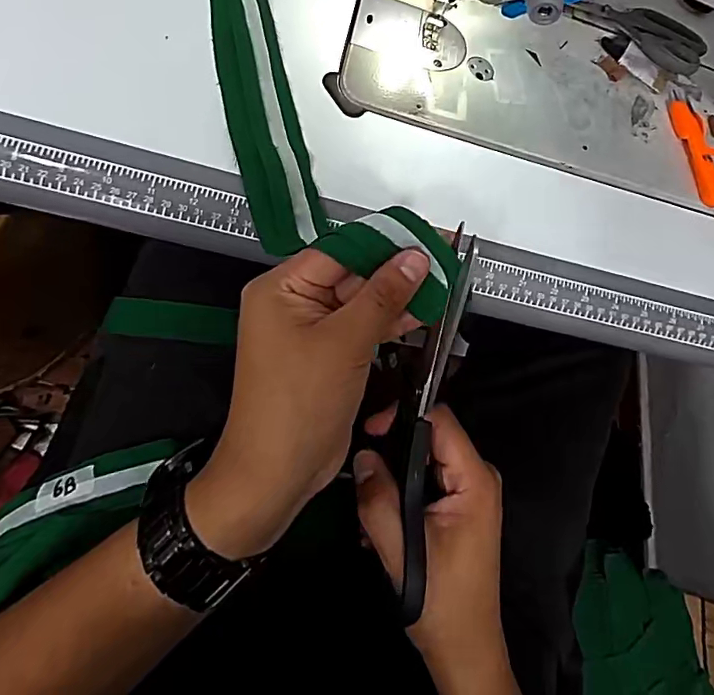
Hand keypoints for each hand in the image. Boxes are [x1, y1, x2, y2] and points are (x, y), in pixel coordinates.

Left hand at [186, 246, 429, 561]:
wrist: (277, 474)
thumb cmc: (291, 410)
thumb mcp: (344, 342)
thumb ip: (383, 296)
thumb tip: (412, 261)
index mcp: (281, 289)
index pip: (340, 249)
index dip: (383, 243)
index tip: (420, 238)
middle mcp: (293, 303)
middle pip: (353, 273)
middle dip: (395, 271)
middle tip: (435, 262)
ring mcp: (310, 329)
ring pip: (361, 300)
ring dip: (397, 296)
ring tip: (435, 286)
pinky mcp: (327, 353)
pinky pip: (362, 325)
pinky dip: (389, 321)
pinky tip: (418, 314)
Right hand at [354, 405, 516, 694]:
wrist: (465, 650)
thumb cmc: (441, 603)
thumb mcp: (402, 552)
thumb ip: (379, 500)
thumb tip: (362, 457)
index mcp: (475, 480)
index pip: (440, 420)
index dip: (403, 417)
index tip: (370, 432)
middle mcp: (478, 476)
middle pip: (431, 438)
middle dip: (392, 451)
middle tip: (361, 474)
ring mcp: (471, 491)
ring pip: (424, 460)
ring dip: (393, 478)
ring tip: (367, 508)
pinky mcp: (460, 505)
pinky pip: (426, 479)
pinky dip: (401, 493)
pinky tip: (380, 524)